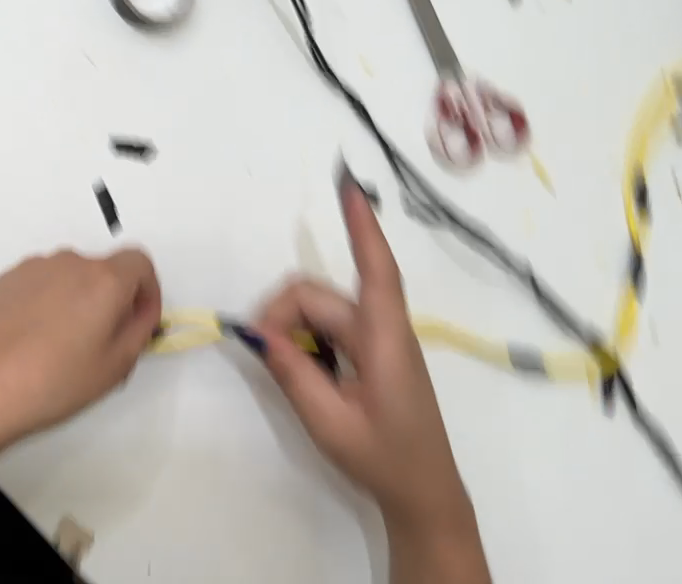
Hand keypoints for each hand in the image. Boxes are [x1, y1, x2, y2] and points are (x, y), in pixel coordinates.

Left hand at [0, 249, 162, 459]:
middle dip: (111, 301)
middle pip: (103, 271)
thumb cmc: (55, 381)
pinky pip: (40, 284)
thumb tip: (139, 310)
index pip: (140, 262)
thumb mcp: (115, 366)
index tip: (139, 324)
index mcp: (102, 279)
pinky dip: (47, 303)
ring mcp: (31, 267)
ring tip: (61, 350)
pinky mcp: (4, 278)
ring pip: (70, 278)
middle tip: (100, 347)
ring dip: (77, 302)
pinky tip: (31, 341)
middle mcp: (67, 262)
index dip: (148, 291)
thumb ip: (139, 329)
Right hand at [255, 172, 485, 575]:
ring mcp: (374, 338)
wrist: (424, 495)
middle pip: (315, 295)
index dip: (362, 228)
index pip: (377, 271)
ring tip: (290, 370)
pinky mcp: (366, 348)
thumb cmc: (385, 459)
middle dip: (280, 315)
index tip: (350, 187)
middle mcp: (380, 328)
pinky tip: (304, 366)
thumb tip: (258, 332)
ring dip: (291, 329)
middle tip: (265, 354)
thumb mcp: (329, 422)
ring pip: (314, 308)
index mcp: (384, 340)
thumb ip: (292, 372)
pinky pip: (324, 324)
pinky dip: (303, 336)